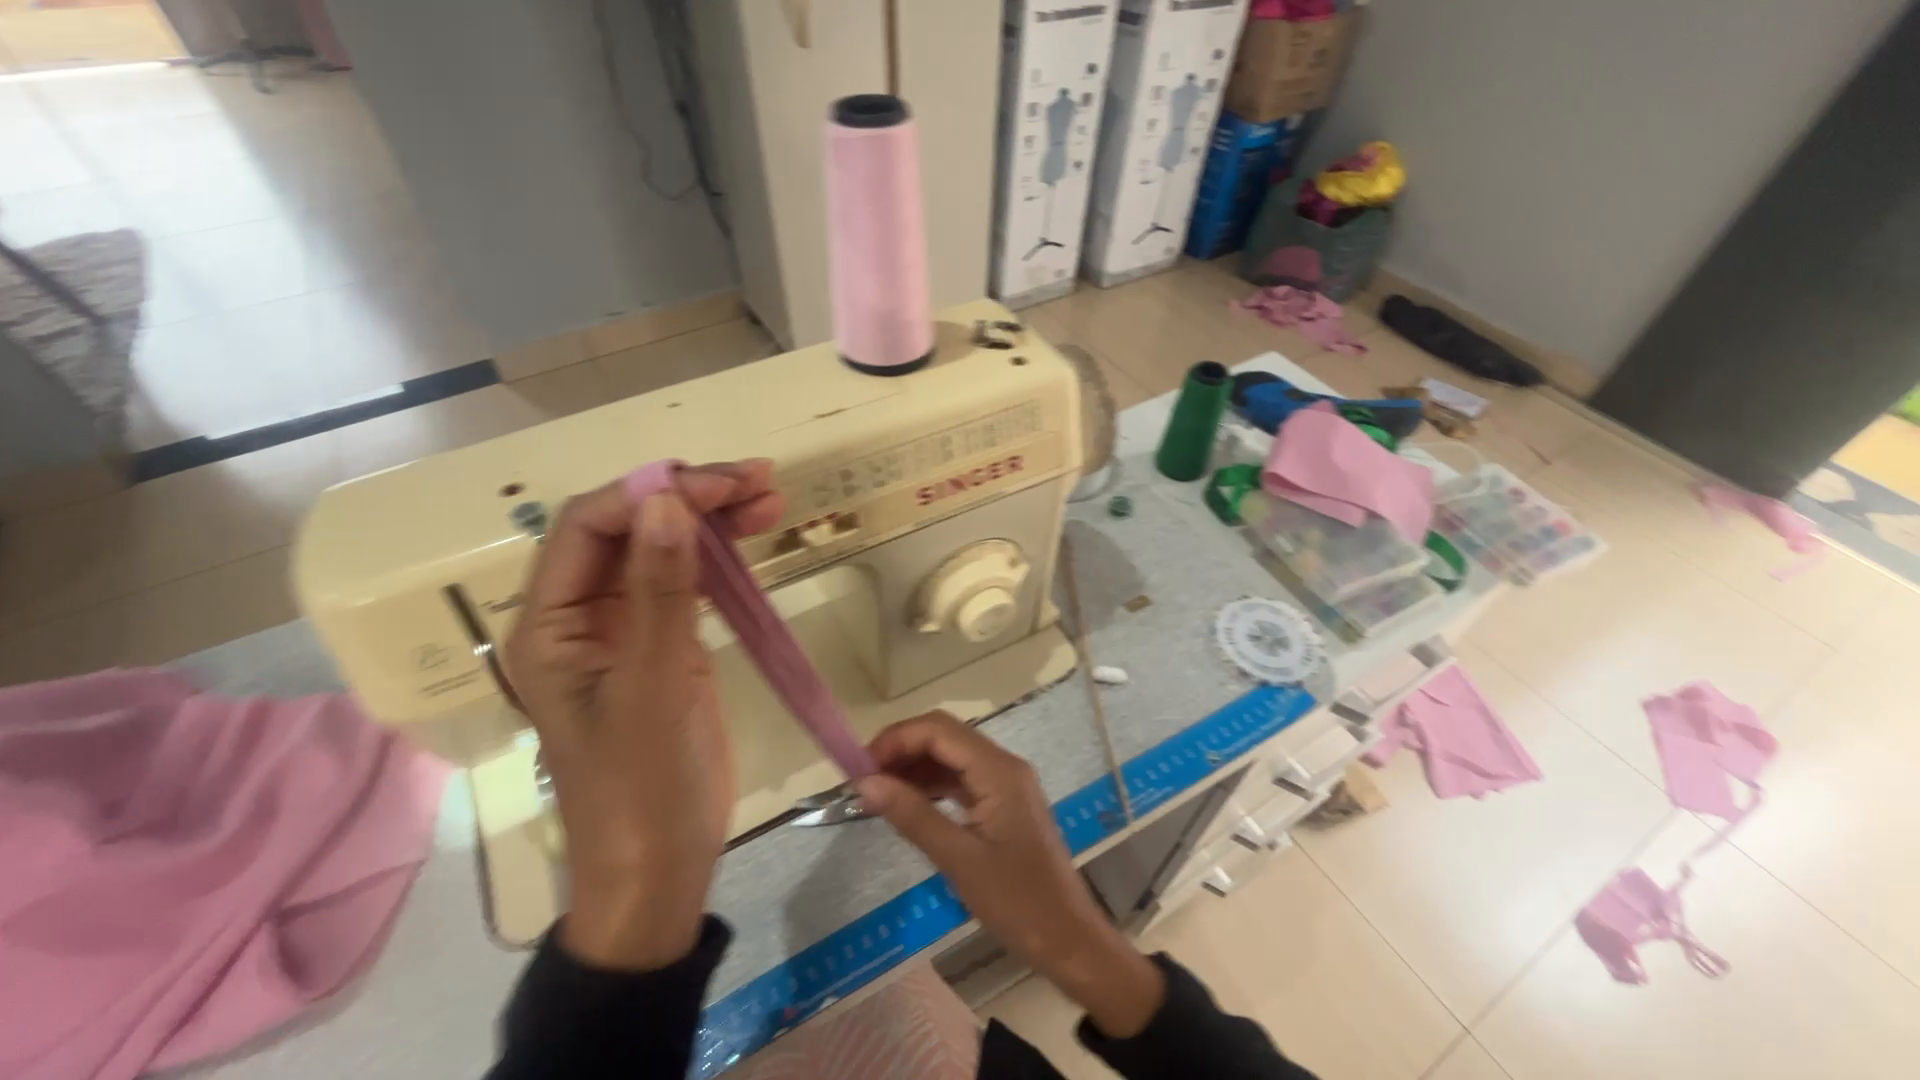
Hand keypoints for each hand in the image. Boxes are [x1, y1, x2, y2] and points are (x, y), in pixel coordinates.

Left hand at [505, 461, 784, 969]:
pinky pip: (687, 585)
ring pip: (661, 551)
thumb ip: (659, 591)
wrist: (659, 869)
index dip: (650, 493)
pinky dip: (721, 558)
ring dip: (711, 520)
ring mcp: (625, 632)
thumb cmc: (642, 788)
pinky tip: (756, 535)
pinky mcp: (664, 649)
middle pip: (627, 529)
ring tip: (770, 496)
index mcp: (549, 625)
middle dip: (687, 497)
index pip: (588, 527)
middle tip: (757, 480)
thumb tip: (666, 499)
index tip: (721, 485)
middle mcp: (579, 618)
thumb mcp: (653, 687)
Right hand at [856, 712, 1165, 1037]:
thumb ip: (912, 814)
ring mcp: (1006, 785)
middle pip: (945, 737)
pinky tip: (906, 805)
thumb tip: (864, 782)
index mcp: (998, 771)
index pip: (938, 730)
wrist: (1066, 937)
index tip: (859, 768)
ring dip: (914, 768)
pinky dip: (931, 786)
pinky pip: (961, 780)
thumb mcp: (958, 859)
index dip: (895, 739)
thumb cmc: (1016, 900)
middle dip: (901, 750)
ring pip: (951, 757)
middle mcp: (1004, 766)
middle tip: (863, 781)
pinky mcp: (1004, 805)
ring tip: (876, 794)